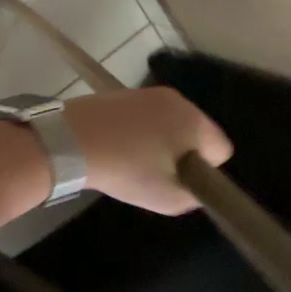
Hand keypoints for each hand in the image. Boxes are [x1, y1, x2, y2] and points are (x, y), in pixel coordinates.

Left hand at [65, 88, 231, 214]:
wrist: (68, 139)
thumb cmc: (127, 168)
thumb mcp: (171, 198)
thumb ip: (195, 194)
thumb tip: (193, 183)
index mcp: (195, 120)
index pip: (221, 150)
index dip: (206, 171)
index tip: (180, 180)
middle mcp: (175, 98)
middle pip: (194, 133)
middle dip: (182, 153)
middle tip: (155, 173)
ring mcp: (144, 93)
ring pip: (166, 125)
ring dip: (156, 142)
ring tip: (131, 160)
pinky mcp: (118, 94)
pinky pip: (141, 118)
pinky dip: (134, 132)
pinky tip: (115, 146)